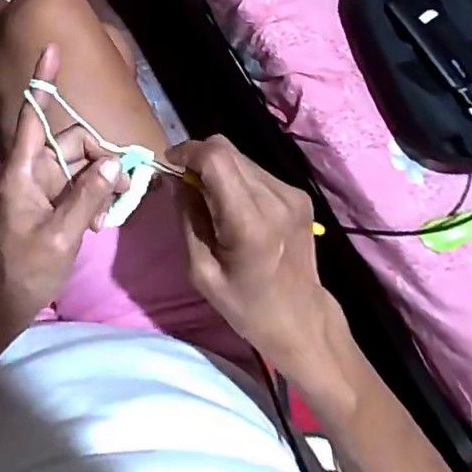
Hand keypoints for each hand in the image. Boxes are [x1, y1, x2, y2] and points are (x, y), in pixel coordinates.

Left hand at [0, 45, 122, 327]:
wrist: (7, 301)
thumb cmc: (25, 269)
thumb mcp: (59, 236)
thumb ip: (87, 198)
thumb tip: (113, 165)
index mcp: (22, 171)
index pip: (33, 116)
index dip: (43, 81)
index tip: (52, 48)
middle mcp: (33, 168)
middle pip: (72, 140)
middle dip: (99, 158)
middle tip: (119, 189)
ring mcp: (44, 183)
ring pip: (82, 160)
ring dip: (100, 180)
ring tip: (105, 215)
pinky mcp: (54, 197)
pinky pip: (82, 180)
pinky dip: (96, 193)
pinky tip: (100, 219)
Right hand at [168, 136, 354, 392]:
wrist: (302, 320)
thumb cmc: (246, 305)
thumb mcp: (201, 271)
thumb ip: (187, 218)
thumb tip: (174, 178)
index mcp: (250, 222)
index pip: (216, 158)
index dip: (188, 151)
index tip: (169, 163)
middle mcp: (275, 198)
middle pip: (227, 150)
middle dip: (199, 158)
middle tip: (185, 183)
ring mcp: (291, 194)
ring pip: (240, 157)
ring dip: (218, 168)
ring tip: (210, 198)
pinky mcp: (299, 194)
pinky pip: (256, 170)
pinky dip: (236, 178)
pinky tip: (234, 204)